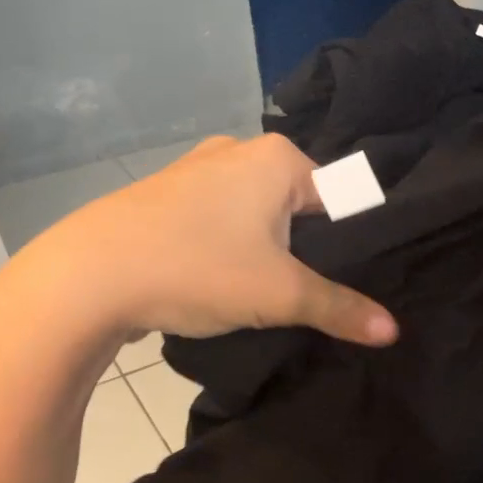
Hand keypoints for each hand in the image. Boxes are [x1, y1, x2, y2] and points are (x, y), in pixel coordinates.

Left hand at [11, 134, 398, 347]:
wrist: (88, 278)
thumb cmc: (198, 269)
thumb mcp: (281, 295)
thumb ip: (341, 310)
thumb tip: (394, 331)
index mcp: (278, 158)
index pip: (342, 197)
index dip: (351, 246)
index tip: (350, 288)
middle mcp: (239, 151)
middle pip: (300, 208)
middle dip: (309, 252)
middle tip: (313, 300)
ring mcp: (197, 172)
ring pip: (259, 218)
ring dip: (269, 256)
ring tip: (270, 300)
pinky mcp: (167, 199)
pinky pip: (222, 225)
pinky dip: (232, 253)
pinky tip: (224, 286)